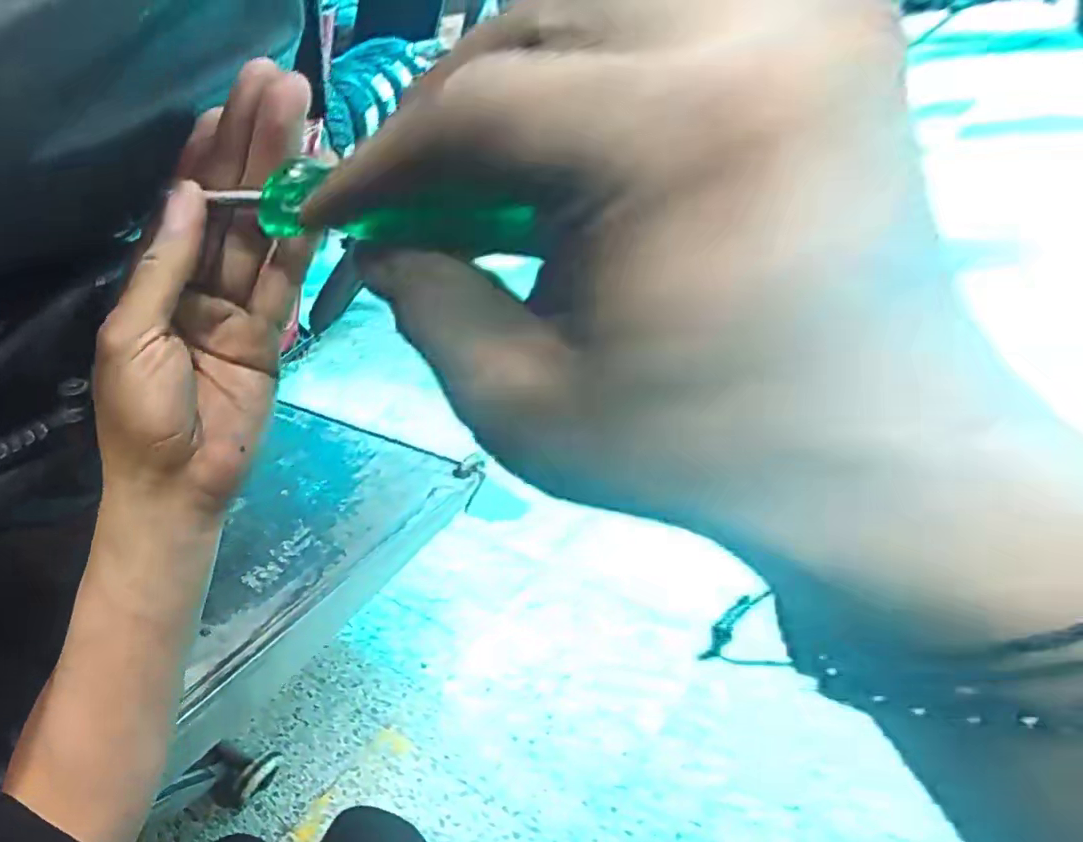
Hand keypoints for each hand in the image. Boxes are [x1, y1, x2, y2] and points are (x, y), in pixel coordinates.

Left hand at [94, 59, 315, 520]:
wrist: (174, 486)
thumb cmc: (139, 418)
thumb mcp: (132, 336)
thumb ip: (161, 266)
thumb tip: (187, 193)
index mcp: (151, 291)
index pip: (180, 214)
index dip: (202, 162)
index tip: (224, 109)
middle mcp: (193, 294)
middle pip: (225, 214)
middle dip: (247, 153)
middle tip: (274, 86)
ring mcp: (233, 316)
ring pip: (258, 239)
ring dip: (278, 181)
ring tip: (300, 116)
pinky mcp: (268, 340)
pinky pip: (283, 284)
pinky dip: (298, 239)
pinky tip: (312, 190)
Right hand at [303, 0, 1082, 655]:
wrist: (865, 452)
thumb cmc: (679, 443)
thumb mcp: (513, 396)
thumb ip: (425, 302)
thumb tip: (371, 245)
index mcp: (684, 129)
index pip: (479, 102)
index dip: (378, 159)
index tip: (321, 213)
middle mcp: (761, 30)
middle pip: (530, 22)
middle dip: (431, 114)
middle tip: (383, 196)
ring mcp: (807, 21)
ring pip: (589, 8)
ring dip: (496, 88)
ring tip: (449, 178)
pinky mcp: (818, 43)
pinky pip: (651, 29)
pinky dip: (568, 86)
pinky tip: (535, 165)